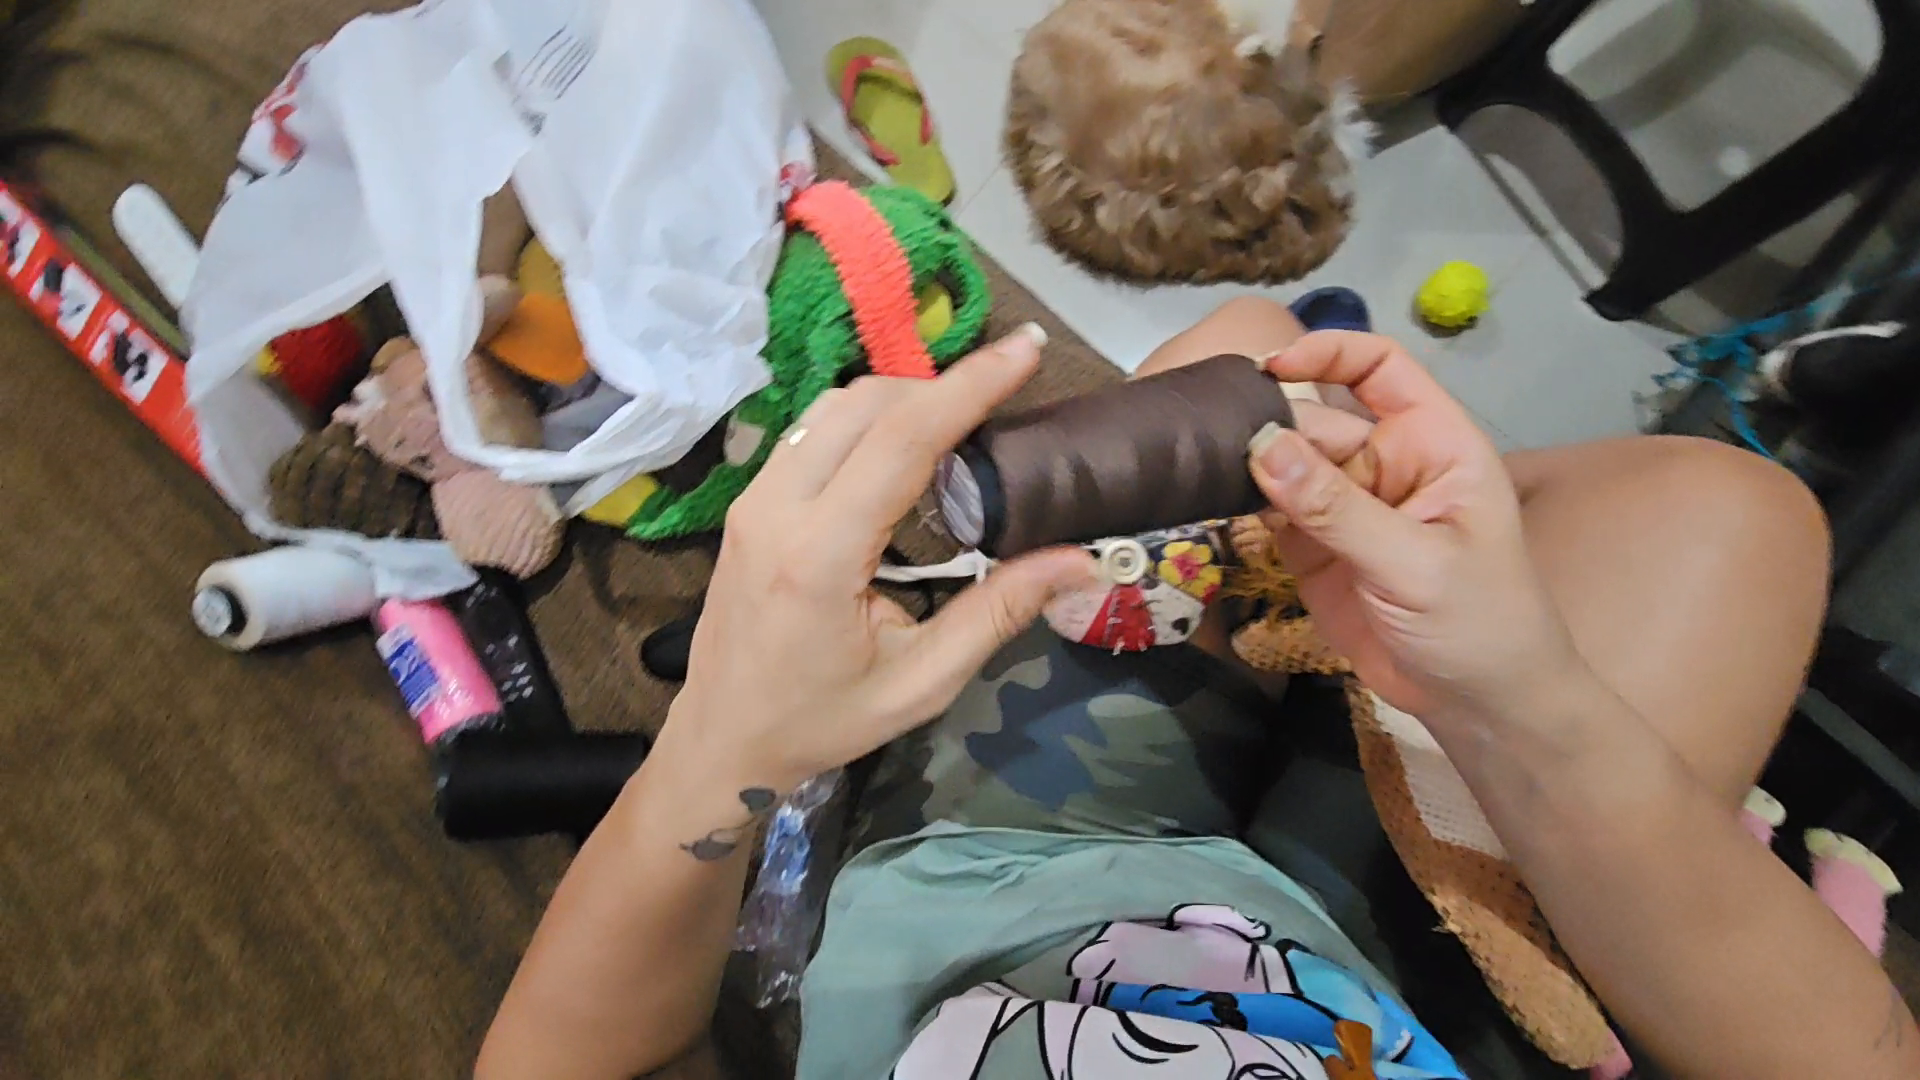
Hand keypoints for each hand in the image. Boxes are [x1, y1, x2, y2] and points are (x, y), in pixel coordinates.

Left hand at [659, 325, 1096, 795]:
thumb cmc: (822, 721)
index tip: (1025, 348)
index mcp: (818, 555)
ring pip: (833, 409)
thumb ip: (998, 613)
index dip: (969, 387)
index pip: (901, 441)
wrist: (720, 741)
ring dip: (901, 399)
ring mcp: (752, 500)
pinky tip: (902, 449)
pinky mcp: (749, 503)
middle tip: (999, 400)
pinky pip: (813, 433)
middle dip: (940, 386)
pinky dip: (867, 421)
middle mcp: (775, 509)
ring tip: (958, 422)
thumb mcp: (920, 681)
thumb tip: (1079, 560)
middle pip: (864, 404)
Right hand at [1249, 330, 1583, 726]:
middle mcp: (1382, 465)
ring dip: (1245, 465)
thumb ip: (1335, 507)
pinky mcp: (1310, 545)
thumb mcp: (1413, 562)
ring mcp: (1342, 506)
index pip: (1380, 370)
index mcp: (1431, 445)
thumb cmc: (1478, 621)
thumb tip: (1260, 445)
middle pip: (1314, 424)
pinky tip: (1210, 500)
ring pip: (1283, 465)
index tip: (1271, 368)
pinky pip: (1268, 509)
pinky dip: (1241, 503)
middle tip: (1214, 446)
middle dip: (1268, 429)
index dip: (1329, 354)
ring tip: (1199, 468)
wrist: (1473, 700)